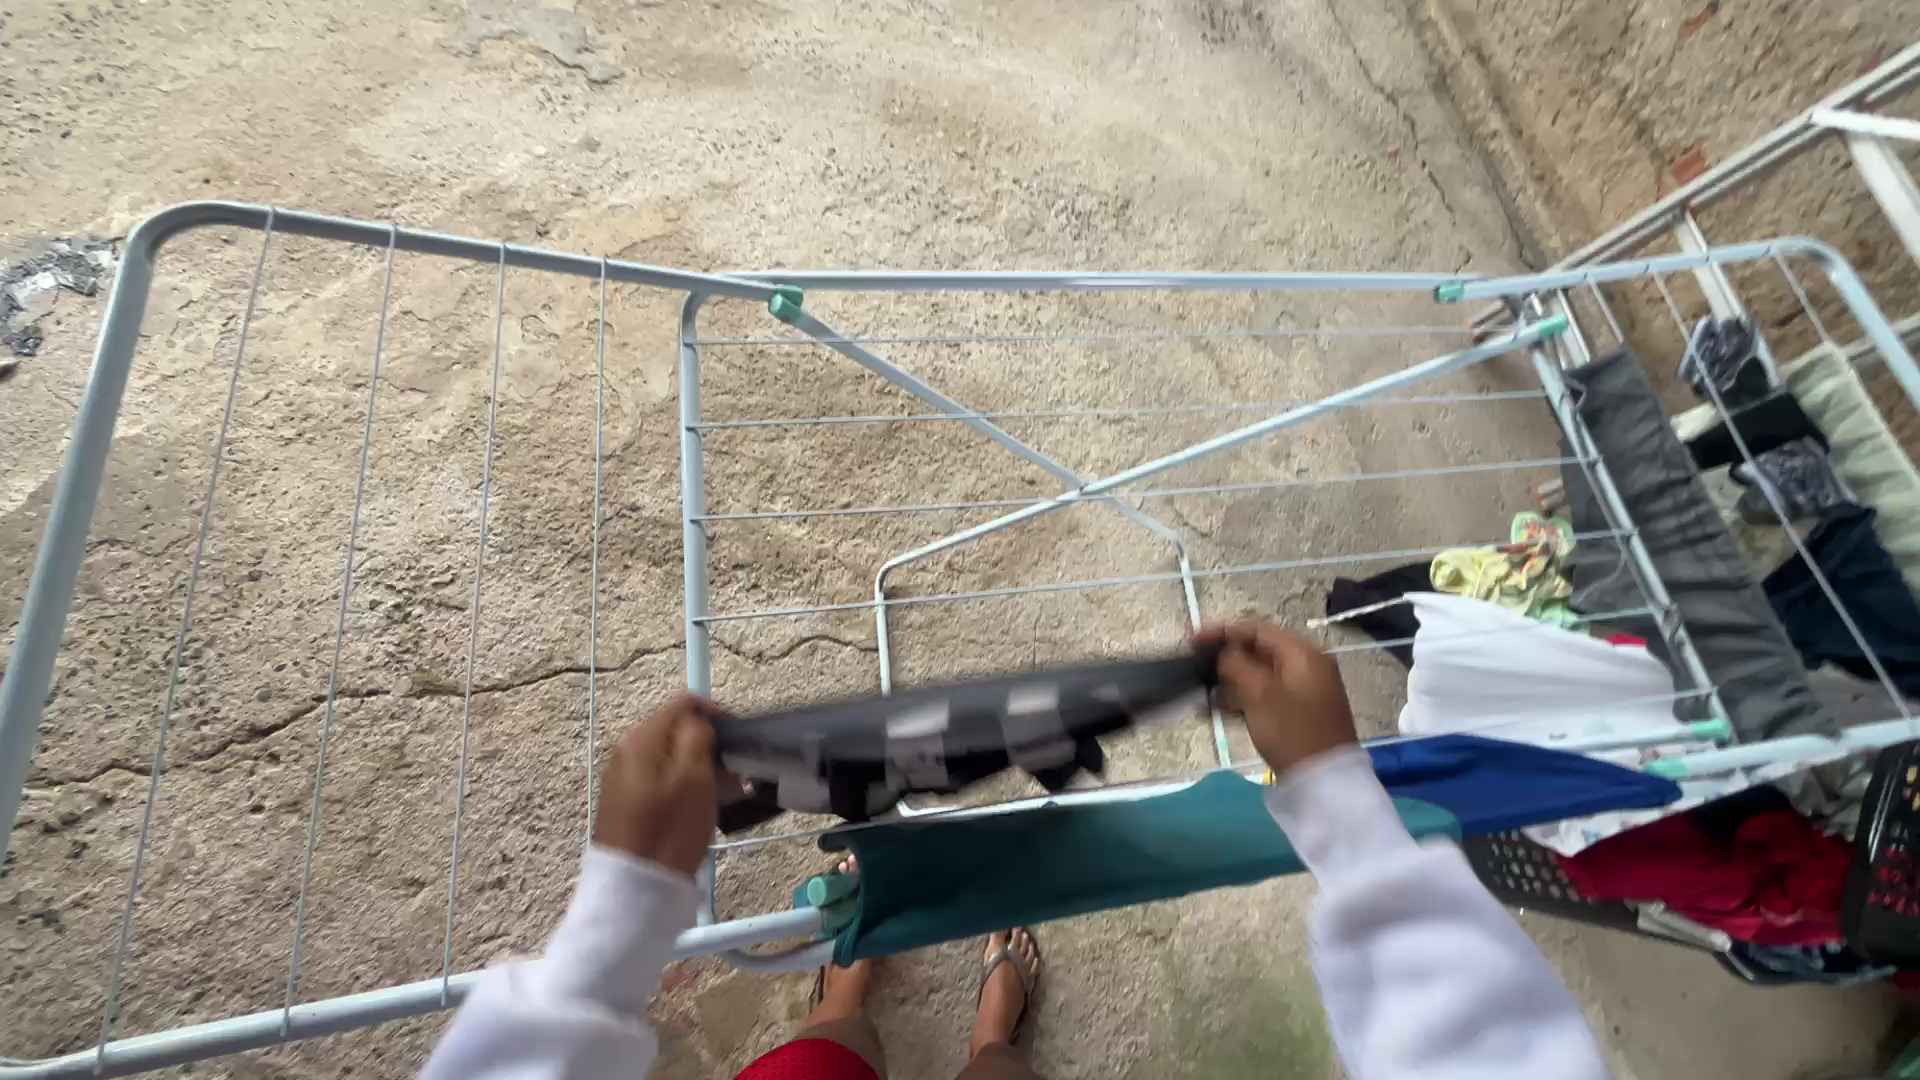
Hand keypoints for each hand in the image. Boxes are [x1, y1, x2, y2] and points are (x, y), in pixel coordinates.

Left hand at [592, 694, 721, 876]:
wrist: (635, 891)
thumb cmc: (669, 828)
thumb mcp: (693, 774)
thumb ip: (698, 733)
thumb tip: (699, 718)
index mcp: (641, 739)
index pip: (684, 704)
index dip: (716, 712)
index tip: (740, 736)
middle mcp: (627, 753)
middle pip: (678, 731)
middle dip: (711, 744)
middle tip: (738, 769)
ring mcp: (625, 780)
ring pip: (673, 759)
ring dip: (704, 768)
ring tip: (729, 792)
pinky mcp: (629, 805)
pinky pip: (664, 782)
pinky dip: (688, 786)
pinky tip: (706, 807)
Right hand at [1197, 623, 1357, 776]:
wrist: (1324, 783)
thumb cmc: (1291, 731)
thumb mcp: (1259, 693)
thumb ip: (1236, 664)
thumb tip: (1224, 653)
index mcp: (1303, 655)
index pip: (1258, 631)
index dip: (1223, 632)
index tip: (1193, 640)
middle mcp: (1307, 668)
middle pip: (1259, 651)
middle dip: (1225, 657)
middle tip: (1195, 662)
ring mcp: (1304, 692)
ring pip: (1259, 675)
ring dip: (1230, 679)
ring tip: (1202, 687)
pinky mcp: (1298, 713)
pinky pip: (1264, 695)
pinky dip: (1242, 698)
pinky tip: (1217, 708)